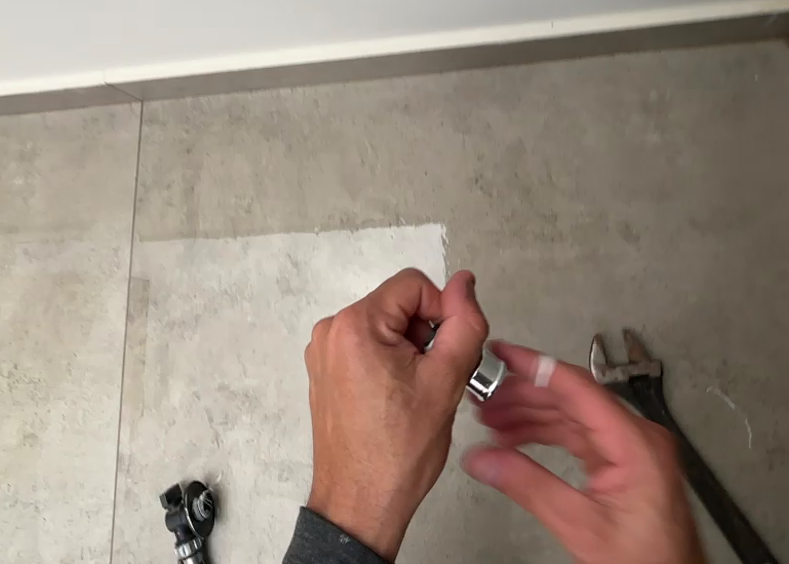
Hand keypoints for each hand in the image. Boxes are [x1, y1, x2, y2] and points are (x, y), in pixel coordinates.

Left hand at [303, 268, 487, 559]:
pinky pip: (367, 346)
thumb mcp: (445, 381)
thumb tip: (464, 282)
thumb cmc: (398, 450)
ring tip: (414, 393)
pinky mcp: (325, 370)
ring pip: (385, 326)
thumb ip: (464, 324)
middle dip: (424, 335)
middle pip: (397, 305)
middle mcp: (332, 329)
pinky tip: (395, 399)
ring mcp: (324, 351)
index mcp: (355, 324)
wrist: (360, 505)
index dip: (442, 314)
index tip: (447, 354)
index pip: (414, 285)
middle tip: (433, 380)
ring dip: (408, 350)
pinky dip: (388, 362)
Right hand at [462, 342, 703, 563]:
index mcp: (635, 441)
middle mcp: (636, 435)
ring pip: (569, 414)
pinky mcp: (621, 462)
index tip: (501, 353)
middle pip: (569, 397)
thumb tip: (482, 458)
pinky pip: (576, 434)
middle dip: (522, 395)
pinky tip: (514, 438)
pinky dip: (543, 433)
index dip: (534, 366)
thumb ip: (528, 486)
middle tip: (484, 395)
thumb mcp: (581, 527)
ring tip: (490, 418)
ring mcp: (629, 448)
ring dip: (528, 414)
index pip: (576, 386)